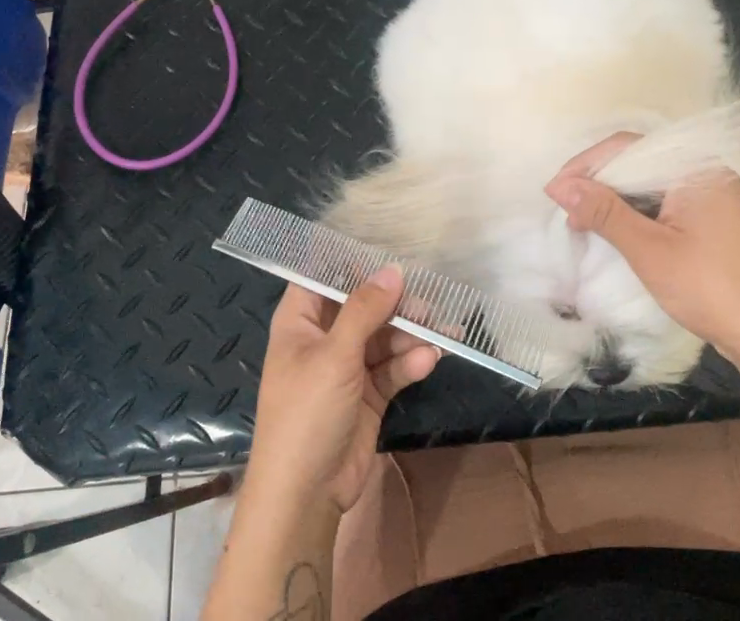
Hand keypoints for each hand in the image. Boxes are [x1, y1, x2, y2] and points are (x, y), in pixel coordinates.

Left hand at [247, 269, 440, 513]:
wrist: (306, 492)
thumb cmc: (306, 412)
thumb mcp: (334, 355)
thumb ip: (364, 309)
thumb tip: (393, 270)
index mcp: (300, 321)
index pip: (322, 276)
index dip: (352, 261)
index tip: (389, 246)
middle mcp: (323, 339)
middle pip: (362, 306)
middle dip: (394, 301)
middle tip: (429, 295)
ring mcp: (347, 368)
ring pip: (384, 337)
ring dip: (410, 334)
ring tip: (440, 330)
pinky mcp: (369, 394)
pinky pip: (393, 368)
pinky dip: (410, 363)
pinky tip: (429, 360)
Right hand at [543, 133, 739, 368]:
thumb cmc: (712, 290)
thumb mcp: (649, 251)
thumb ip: (604, 212)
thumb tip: (561, 186)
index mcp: (695, 167)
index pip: (627, 147)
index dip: (584, 166)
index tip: (553, 193)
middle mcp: (709, 172)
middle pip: (641, 162)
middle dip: (599, 184)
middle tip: (567, 212)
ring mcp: (718, 197)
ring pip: (655, 185)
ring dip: (618, 201)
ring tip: (586, 225)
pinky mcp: (721, 221)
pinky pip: (671, 203)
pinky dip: (642, 214)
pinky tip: (622, 234)